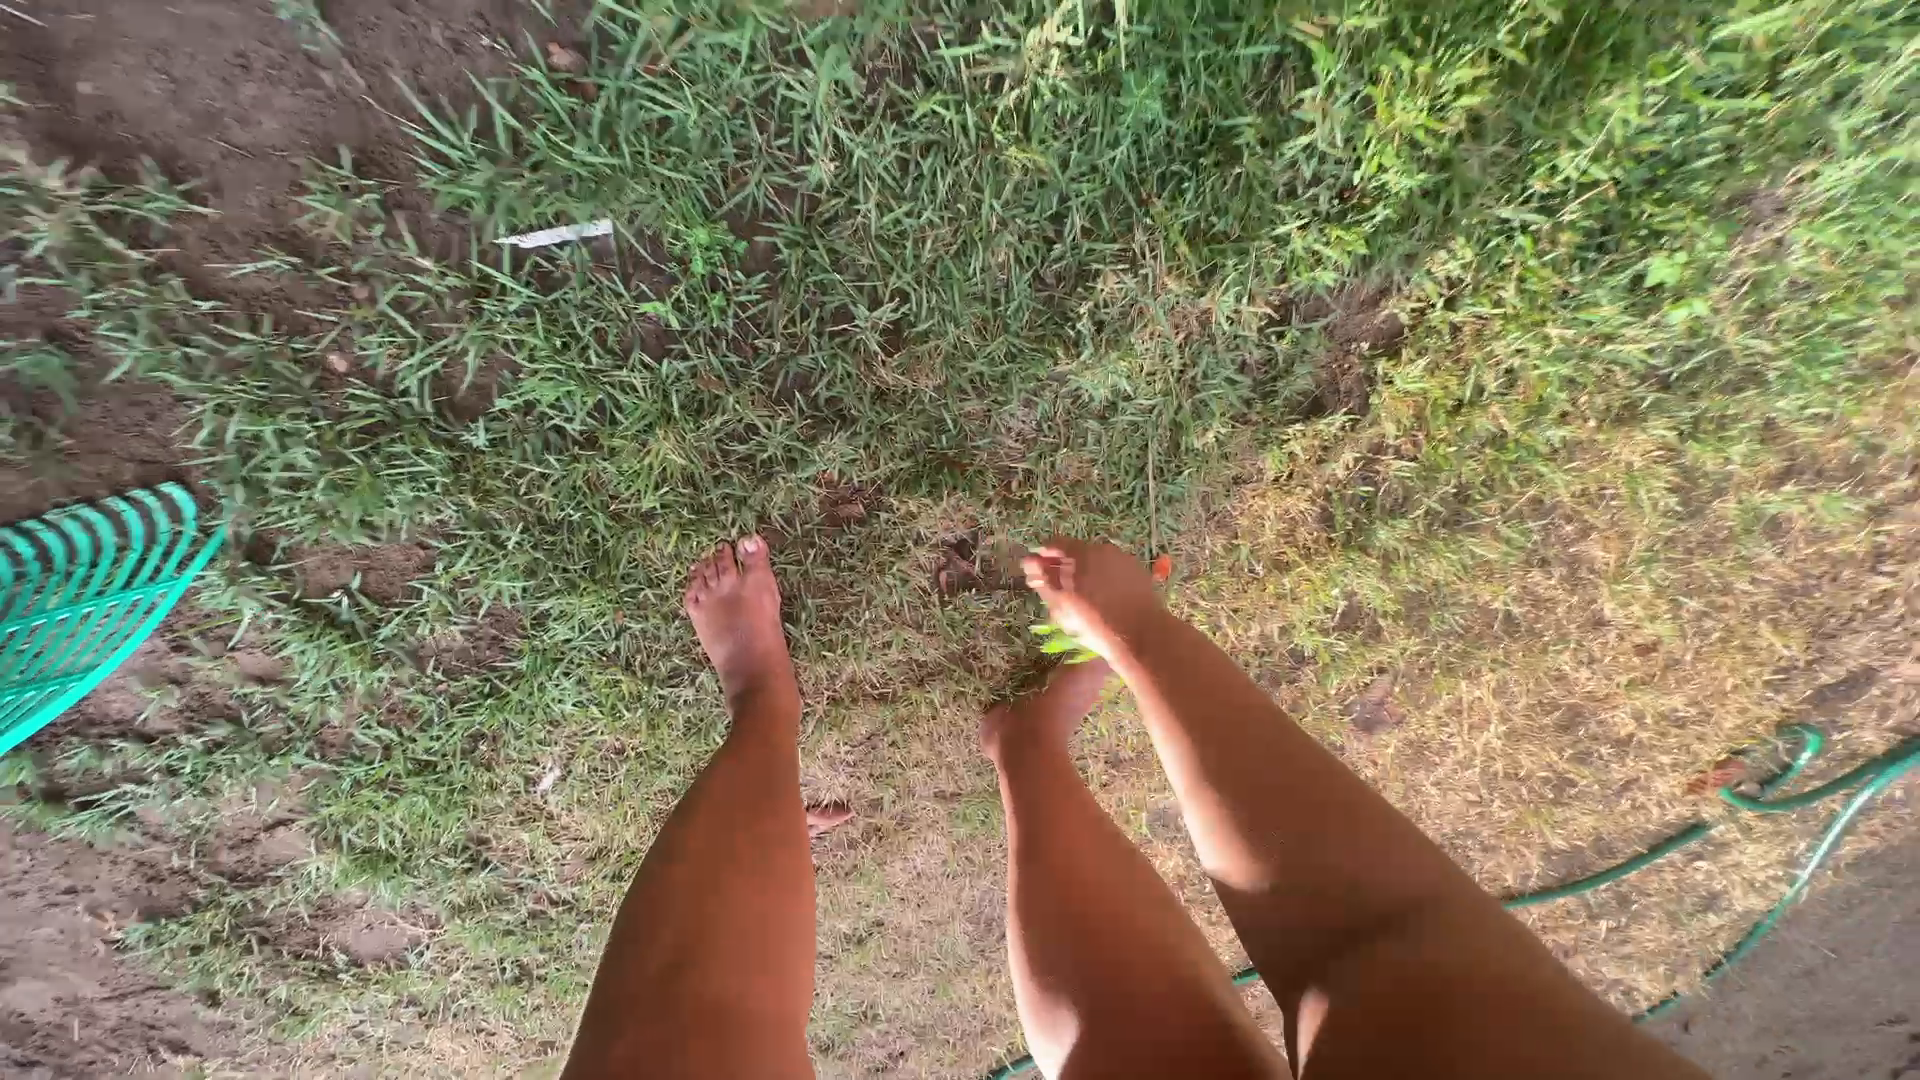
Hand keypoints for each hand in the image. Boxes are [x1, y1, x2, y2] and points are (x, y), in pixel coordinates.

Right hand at [1023, 537, 1167, 659]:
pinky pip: (1113, 573)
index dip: (1043, 555)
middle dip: (1062, 566)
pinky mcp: (1139, 576)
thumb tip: (1029, 562)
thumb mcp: (1062, 603)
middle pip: (1078, 553)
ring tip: (1075, 596)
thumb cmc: (1096, 621)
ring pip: (1097, 563)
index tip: (1034, 570)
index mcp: (1085, 552)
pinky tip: (1098, 599)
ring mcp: (1126, 562)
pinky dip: (1101, 580)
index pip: (1058, 544)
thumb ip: (1044, 580)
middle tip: (1051, 585)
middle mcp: (1107, 550)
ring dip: (1082, 574)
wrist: (1143, 637)